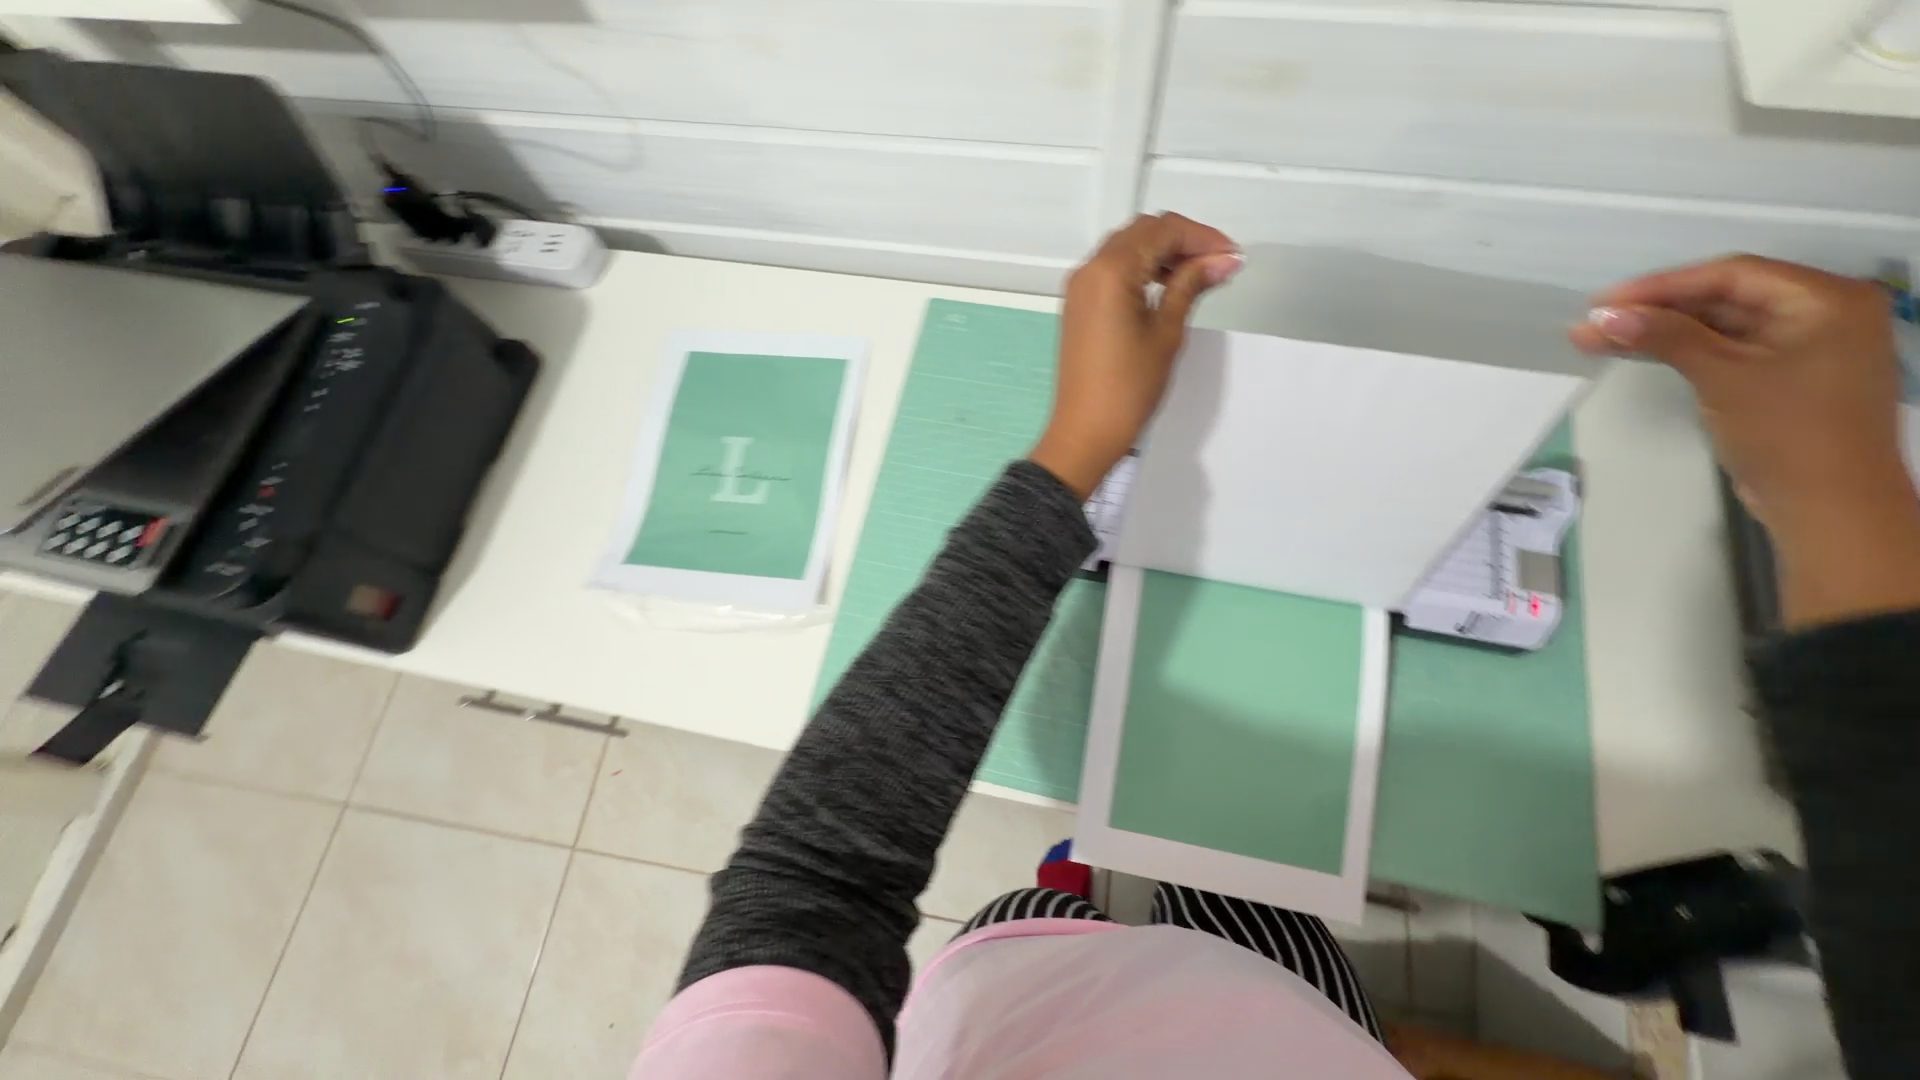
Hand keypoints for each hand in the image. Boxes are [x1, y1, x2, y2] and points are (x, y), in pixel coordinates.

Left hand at [1030, 213, 1242, 498]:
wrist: (1085, 432)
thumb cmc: (1127, 388)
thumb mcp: (1167, 332)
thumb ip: (1191, 286)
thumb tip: (1222, 260)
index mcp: (1110, 271)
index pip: (1162, 230)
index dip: (1201, 237)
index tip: (1231, 256)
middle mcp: (1088, 270)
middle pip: (1142, 233)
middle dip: (1182, 241)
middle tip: (1217, 265)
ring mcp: (1079, 288)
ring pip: (1126, 249)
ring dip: (1162, 254)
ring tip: (1197, 278)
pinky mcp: (1077, 306)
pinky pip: (1111, 271)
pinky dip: (1141, 270)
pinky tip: (1166, 290)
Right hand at [1570, 255, 1919, 625]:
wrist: (1827, 503)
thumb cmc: (1788, 430)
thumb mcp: (1722, 375)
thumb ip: (1665, 337)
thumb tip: (1604, 314)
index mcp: (1825, 299)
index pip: (1732, 274)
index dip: (1662, 285)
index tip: (1602, 301)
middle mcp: (1819, 313)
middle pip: (1723, 298)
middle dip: (1654, 309)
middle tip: (1593, 321)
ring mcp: (1800, 346)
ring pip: (1717, 325)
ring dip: (1658, 331)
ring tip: (1597, 338)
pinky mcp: (1778, 376)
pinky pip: (1723, 349)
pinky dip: (1679, 350)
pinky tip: (1636, 352)